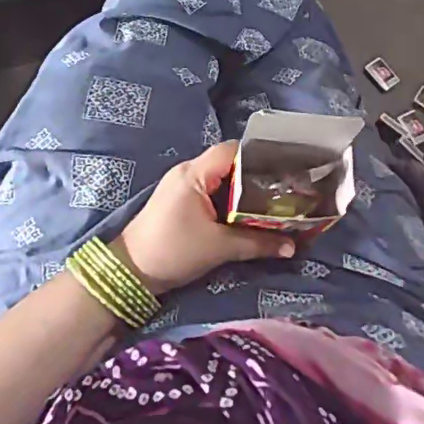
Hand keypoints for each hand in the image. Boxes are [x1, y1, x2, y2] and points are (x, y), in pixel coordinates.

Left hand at [115, 141, 294, 293]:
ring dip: (244, 191)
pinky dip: (230, 201)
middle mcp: (187, 172)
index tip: (284, 171)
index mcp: (194, 173)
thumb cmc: (173, 251)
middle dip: (256, 176)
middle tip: (284, 190)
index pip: (232, 151)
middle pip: (229, 164)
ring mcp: (182, 187)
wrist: (130, 272)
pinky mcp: (180, 202)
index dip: (259, 158)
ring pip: (221, 180)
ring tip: (272, 201)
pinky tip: (248, 214)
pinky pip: (211, 192)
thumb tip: (293, 246)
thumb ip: (258, 243)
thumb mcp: (219, 248)